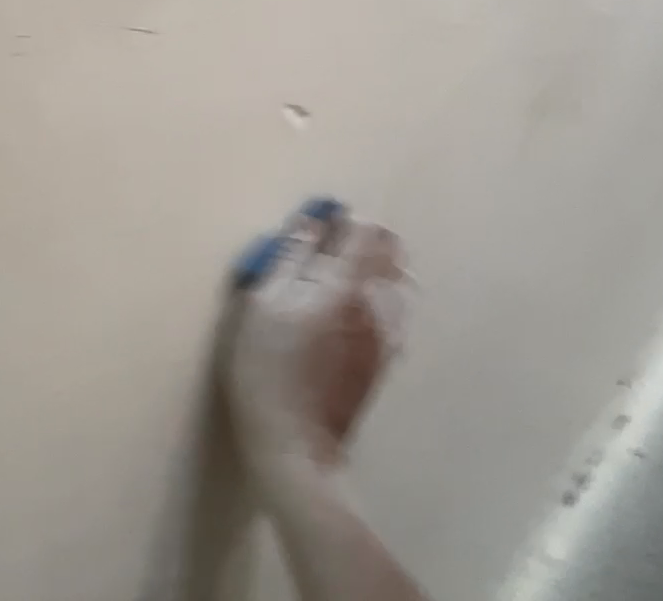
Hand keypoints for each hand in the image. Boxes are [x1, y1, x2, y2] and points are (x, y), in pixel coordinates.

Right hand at [223, 208, 412, 482]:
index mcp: (345, 283)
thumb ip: (290, 257)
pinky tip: (356, 308)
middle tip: (332, 245)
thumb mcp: (262, 304)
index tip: (319, 224)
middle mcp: (377, 302)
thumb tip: (312, 222)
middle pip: (391, 251)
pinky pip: (399, 311)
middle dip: (366, 237)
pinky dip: (384, 295)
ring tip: (345, 273)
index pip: (364, 230)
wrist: (295, 443)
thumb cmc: (267, 368)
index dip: (343, 219)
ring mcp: (388, 333)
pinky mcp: (387, 357)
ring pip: (401, 280)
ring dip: (379, 265)